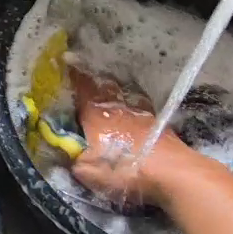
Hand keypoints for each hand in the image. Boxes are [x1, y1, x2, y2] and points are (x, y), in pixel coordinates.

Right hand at [68, 69, 188, 208]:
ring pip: (126, 96)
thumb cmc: (124, 168)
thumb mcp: (88, 171)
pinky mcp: (160, 124)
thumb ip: (73, 157)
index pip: (82, 88)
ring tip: (115, 94)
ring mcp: (141, 113)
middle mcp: (118, 108)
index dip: (75, 75)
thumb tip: (61, 148)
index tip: (68, 62)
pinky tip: (138, 115)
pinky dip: (137, 108)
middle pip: (106, 88)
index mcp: (95, 115)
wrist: (170, 171)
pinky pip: (143, 109)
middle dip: (98, 83)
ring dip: (119, 93)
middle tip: (91, 82)